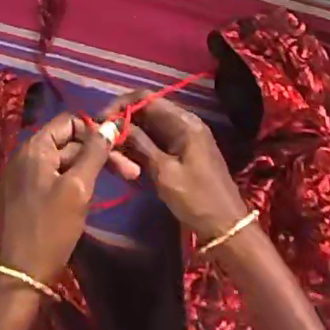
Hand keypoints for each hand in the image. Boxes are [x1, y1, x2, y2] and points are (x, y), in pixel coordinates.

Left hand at [0, 112, 111, 284]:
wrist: (18, 277)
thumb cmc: (50, 229)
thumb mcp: (77, 189)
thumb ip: (94, 154)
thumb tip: (110, 124)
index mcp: (34, 146)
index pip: (69, 122)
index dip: (96, 131)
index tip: (120, 148)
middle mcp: (25, 153)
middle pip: (68, 142)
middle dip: (99, 153)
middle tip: (131, 172)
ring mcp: (23, 175)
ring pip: (63, 161)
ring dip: (90, 168)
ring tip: (120, 181)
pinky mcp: (25, 194)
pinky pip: (54, 176)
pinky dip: (74, 180)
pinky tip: (92, 194)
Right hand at [101, 94, 248, 239]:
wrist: (228, 230)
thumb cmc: (197, 200)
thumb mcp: (164, 172)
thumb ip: (140, 144)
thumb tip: (114, 125)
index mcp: (184, 122)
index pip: (146, 98)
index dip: (121, 105)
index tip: (100, 121)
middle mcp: (184, 123)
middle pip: (146, 111)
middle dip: (123, 122)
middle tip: (103, 140)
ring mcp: (184, 138)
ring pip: (149, 127)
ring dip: (130, 138)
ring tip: (112, 155)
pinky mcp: (183, 153)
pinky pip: (156, 142)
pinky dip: (140, 149)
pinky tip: (127, 163)